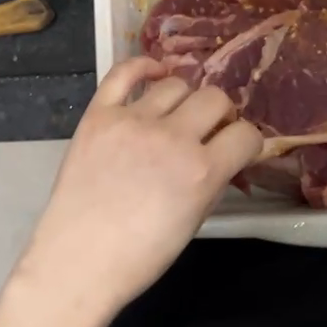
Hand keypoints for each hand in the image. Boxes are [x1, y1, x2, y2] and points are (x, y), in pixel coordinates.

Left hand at [13, 58, 262, 315]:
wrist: (79, 259)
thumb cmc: (139, 255)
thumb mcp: (192, 223)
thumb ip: (212, 181)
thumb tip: (225, 159)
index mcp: (201, 171)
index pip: (245, 134)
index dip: (247, 141)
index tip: (238, 147)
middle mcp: (172, 136)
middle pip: (214, 99)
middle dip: (220, 115)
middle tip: (208, 130)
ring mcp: (132, 120)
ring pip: (175, 84)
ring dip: (184, 99)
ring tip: (176, 115)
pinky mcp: (99, 113)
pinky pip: (123, 73)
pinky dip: (143, 67)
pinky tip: (153, 72)